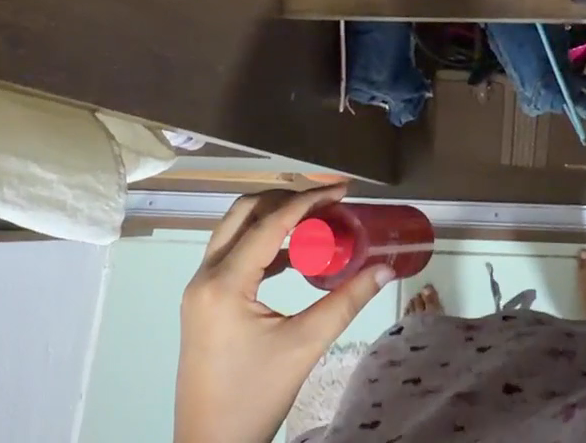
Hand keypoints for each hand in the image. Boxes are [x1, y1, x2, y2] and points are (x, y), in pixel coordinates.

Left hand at [175, 184, 395, 442]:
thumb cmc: (255, 396)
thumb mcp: (304, 346)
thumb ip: (346, 301)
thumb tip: (386, 268)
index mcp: (224, 283)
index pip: (270, 223)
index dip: (309, 200)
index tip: (342, 189)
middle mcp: (205, 275)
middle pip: (245, 212)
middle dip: (287, 199)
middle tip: (327, 201)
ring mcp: (199, 287)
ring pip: (235, 229)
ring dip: (273, 217)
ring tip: (316, 220)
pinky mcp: (202, 301)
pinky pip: (232, 253)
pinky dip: (262, 242)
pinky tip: (294, 254)